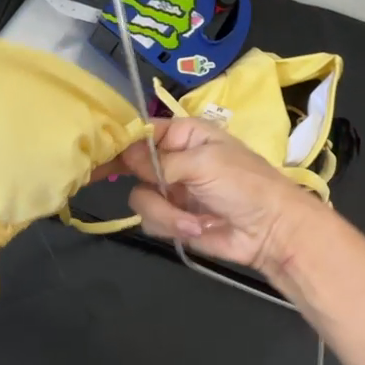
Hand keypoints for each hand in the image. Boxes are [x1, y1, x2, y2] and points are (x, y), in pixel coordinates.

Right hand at [99, 117, 331, 279]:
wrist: (271, 232)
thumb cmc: (245, 185)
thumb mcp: (204, 163)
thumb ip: (160, 161)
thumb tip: (124, 156)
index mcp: (185, 136)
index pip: (142, 132)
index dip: (119, 140)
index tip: (95, 150)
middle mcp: (172, 161)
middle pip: (130, 164)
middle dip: (124, 175)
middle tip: (93, 178)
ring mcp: (170, 191)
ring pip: (139, 198)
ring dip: (164, 212)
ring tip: (192, 221)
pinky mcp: (171, 219)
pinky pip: (150, 221)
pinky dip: (171, 226)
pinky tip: (195, 229)